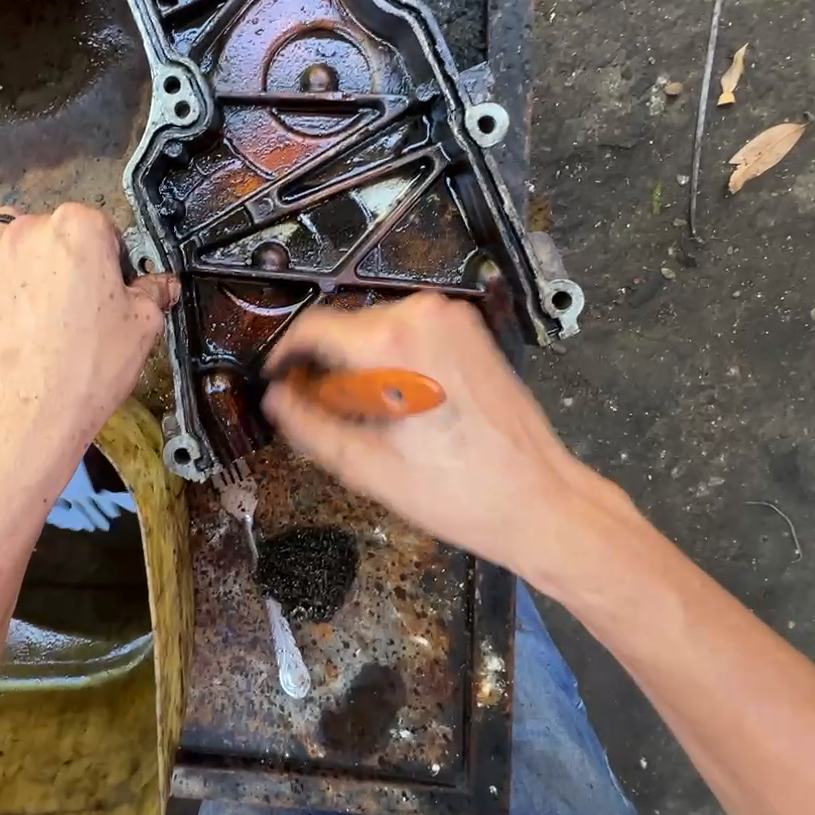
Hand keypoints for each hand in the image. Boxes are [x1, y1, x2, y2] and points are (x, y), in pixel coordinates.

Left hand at [0, 203, 177, 473]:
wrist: (28, 411)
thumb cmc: (87, 367)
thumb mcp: (143, 326)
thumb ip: (154, 291)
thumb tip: (161, 284)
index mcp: (80, 228)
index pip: (102, 229)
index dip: (109, 261)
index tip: (109, 289)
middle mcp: (32, 229)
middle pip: (56, 233)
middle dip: (67, 261)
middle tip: (77, 307)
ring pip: (15, 243)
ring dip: (28, 263)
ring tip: (39, 308)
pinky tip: (9, 310)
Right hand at [261, 293, 629, 577]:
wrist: (539, 498)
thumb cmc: (455, 490)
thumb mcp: (364, 466)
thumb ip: (306, 425)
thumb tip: (274, 397)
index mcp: (391, 345)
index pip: (311, 328)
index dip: (285, 355)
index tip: (278, 379)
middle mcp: (421, 315)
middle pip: (343, 329)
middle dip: (327, 368)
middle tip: (327, 412)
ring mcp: (450, 317)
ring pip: (374, 330)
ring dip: (359, 365)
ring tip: (368, 414)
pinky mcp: (468, 327)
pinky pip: (407, 333)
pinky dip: (391, 359)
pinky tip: (400, 401)